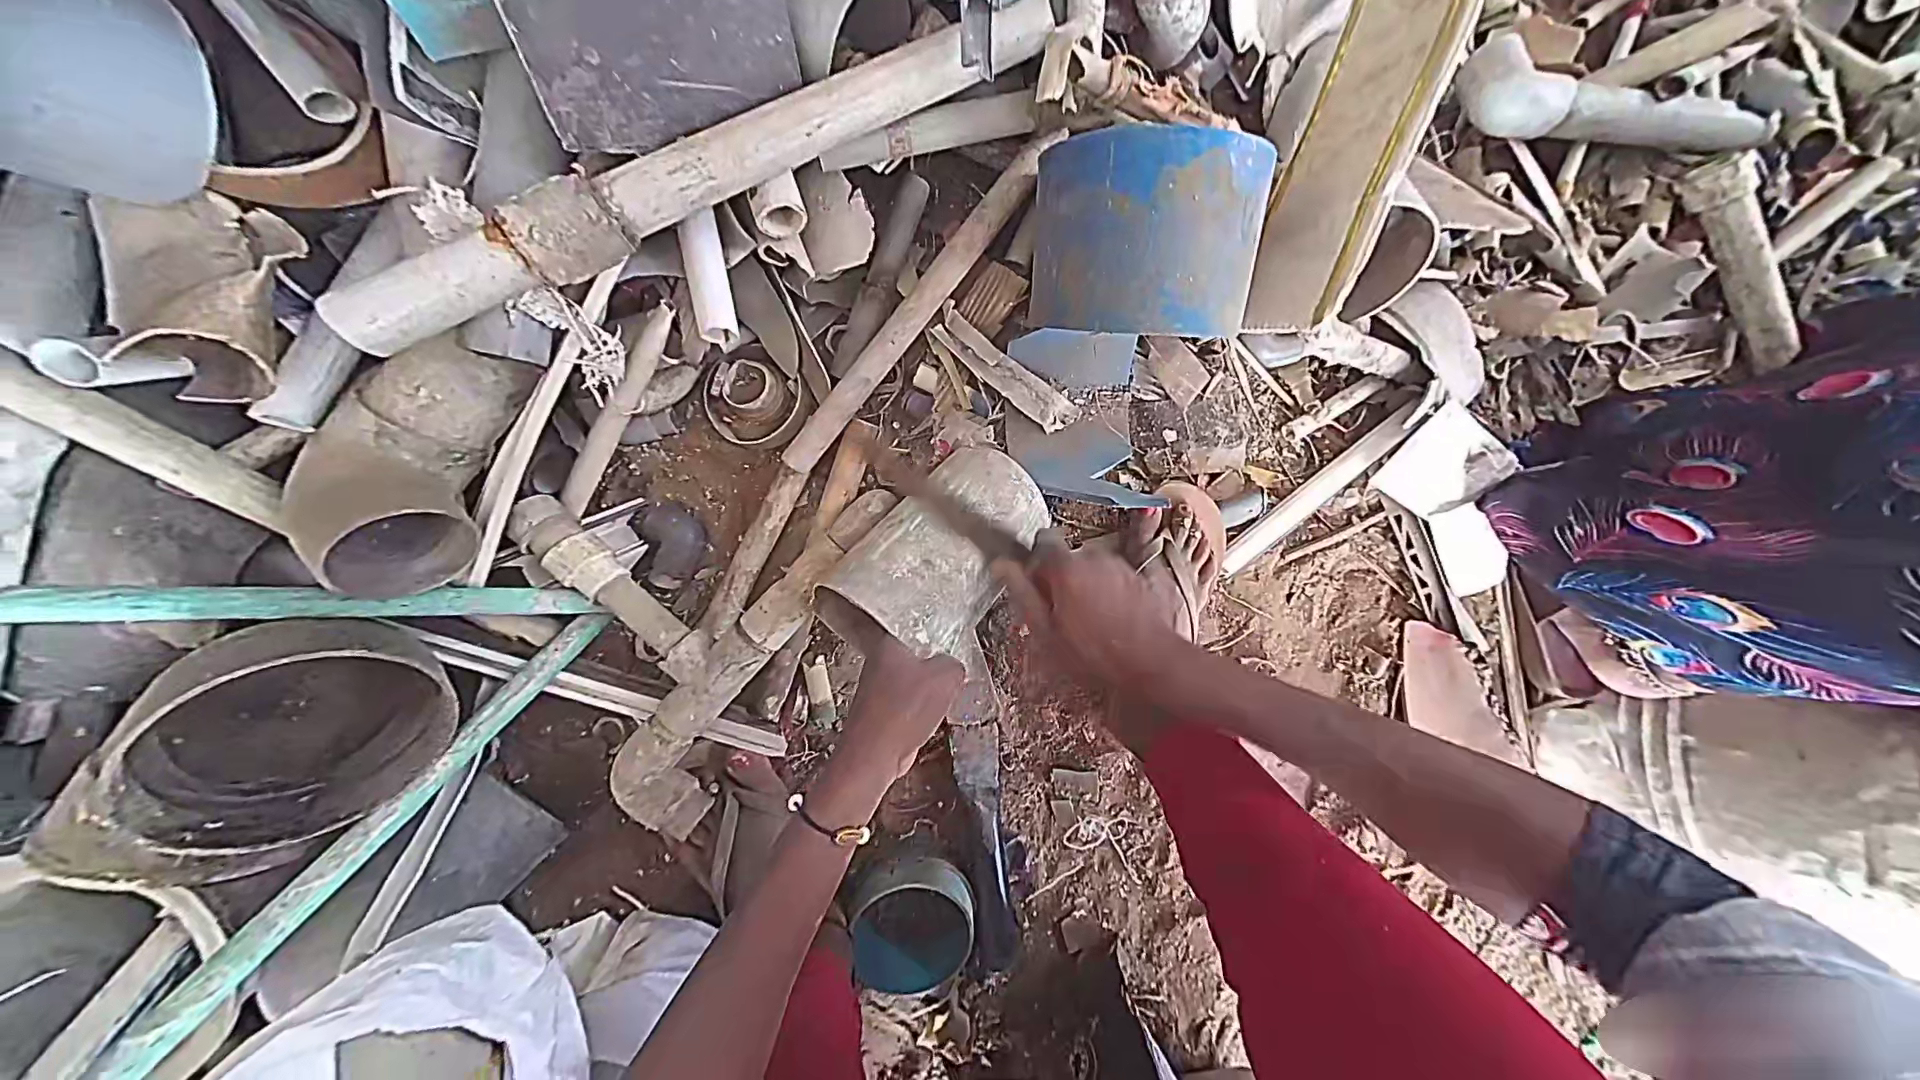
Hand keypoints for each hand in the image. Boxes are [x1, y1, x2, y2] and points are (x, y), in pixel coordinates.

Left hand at [814, 640, 963, 814]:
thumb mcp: (946, 677)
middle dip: (937, 668)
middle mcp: (878, 661)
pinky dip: (920, 711)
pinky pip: (908, 703)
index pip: (918, 629)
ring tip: (943, 701)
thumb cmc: (904, 710)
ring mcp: (876, 687)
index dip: (941, 637)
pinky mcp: (879, 711)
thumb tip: (954, 668)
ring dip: (930, 693)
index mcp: (889, 643)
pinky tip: (929, 720)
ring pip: (913, 682)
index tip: (956, 647)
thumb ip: (955, 665)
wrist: (873, 754)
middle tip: (953, 677)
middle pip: (917, 656)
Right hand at [993, 544, 1191, 698]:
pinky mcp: (1139, 579)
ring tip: (1087, 622)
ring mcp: (1121, 566)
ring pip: (1091, 568)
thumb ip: (1022, 592)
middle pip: (1067, 558)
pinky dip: (1107, 593)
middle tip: (1060, 615)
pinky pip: (1112, 579)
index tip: (1036, 592)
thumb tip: (1001, 564)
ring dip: (1085, 586)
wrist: (1151, 664)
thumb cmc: (1092, 654)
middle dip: (1061, 579)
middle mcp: (1095, 557)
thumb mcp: (1045, 631)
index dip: (1035, 566)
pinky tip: (1108, 622)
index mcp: (1066, 567)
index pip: (1041, 543)